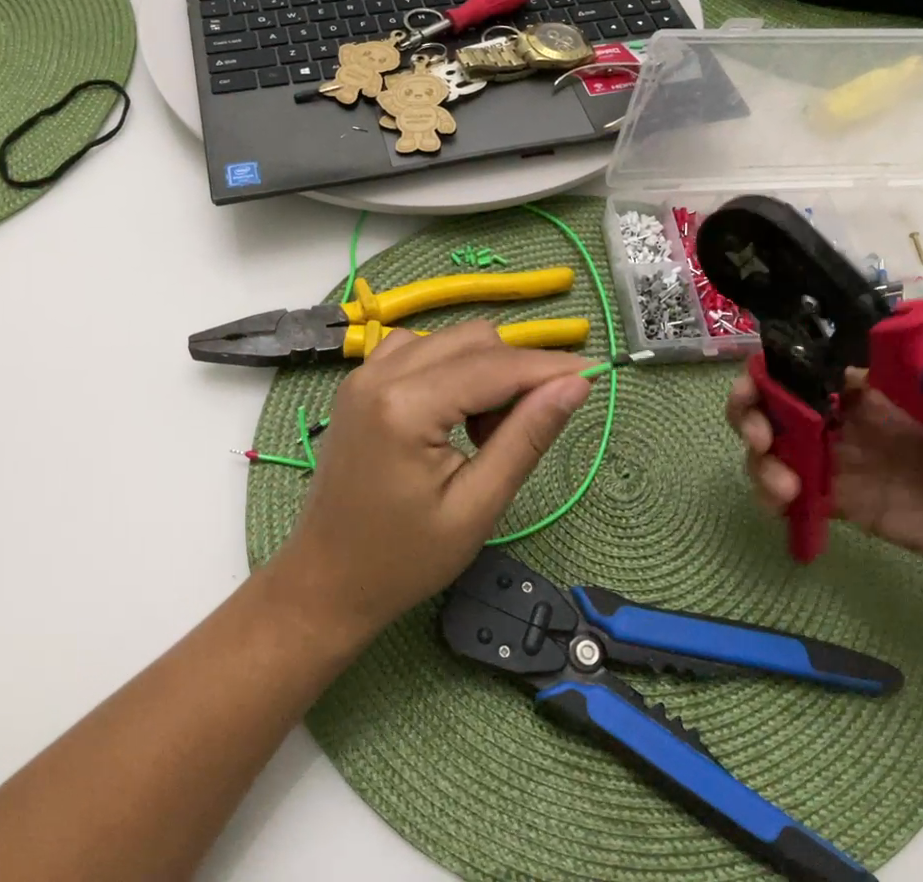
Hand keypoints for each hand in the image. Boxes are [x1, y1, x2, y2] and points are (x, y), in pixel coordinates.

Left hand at [272, 322, 593, 637]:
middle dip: (515, 374)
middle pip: (474, 340)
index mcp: (405, 407)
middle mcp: (379, 374)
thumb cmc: (403, 560)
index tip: (595, 376)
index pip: (496, 365)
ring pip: (449, 341)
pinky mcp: (360, 384)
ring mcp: (363, 375)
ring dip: (483, 372)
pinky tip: (454, 418)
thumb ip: (526, 438)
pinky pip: (420, 352)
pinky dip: (451, 372)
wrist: (326, 581)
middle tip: (520, 435)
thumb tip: (576, 385)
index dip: (551, 367)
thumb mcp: (477, 507)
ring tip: (484, 435)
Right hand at [727, 370, 922, 588]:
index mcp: (906, 385)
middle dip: (753, 404)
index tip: (769, 380)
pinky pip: (798, 493)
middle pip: (786, 394)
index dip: (786, 359)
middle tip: (758, 434)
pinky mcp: (855, 506)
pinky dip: (776, 497)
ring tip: (782, 488)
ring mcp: (858, 461)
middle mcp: (870, 415)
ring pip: (781, 443)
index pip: (829, 354)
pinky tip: (787, 510)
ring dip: (759, 456)